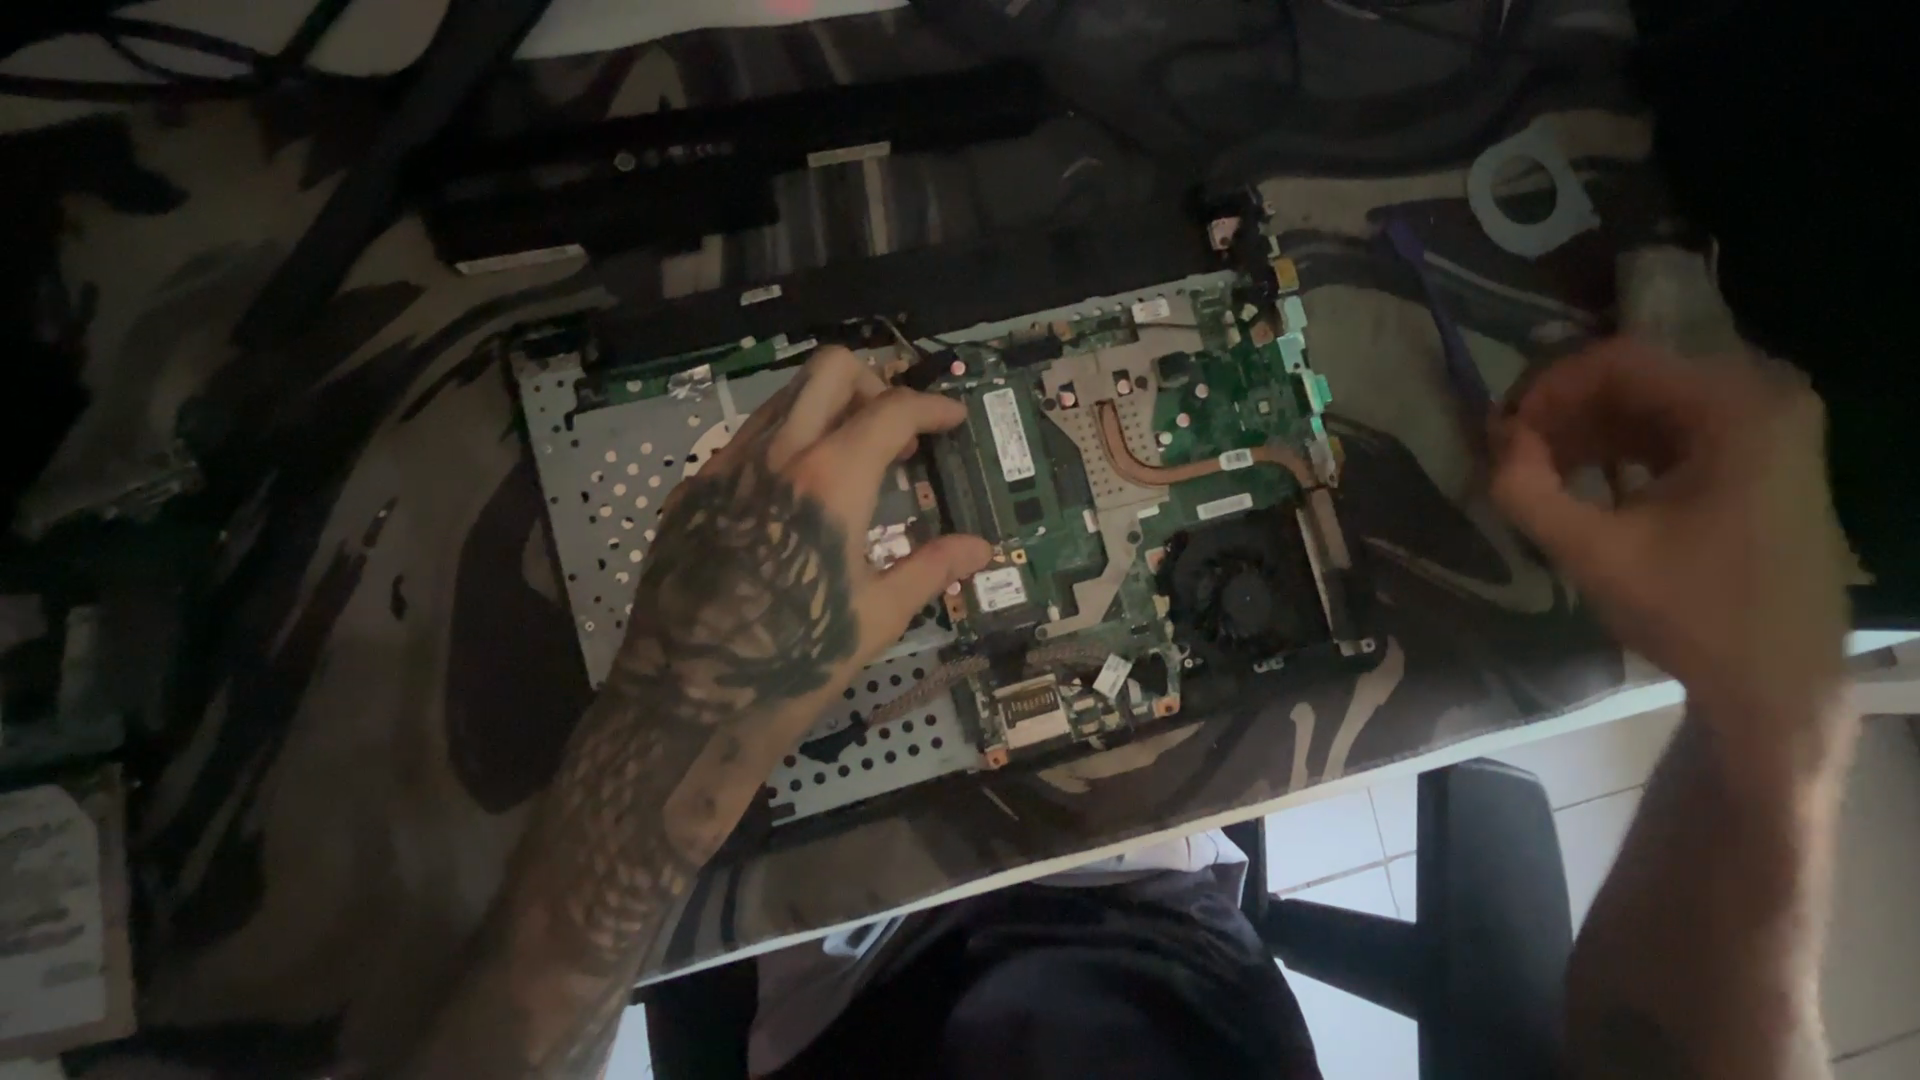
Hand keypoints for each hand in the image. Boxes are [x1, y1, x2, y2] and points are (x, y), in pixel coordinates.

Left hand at [623, 346, 991, 766]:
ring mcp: (724, 466)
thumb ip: (932, 568)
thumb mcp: (876, 616)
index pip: (891, 410)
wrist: (687, 701)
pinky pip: (748, 439)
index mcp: (828, 479)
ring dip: (828, 410)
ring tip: (854, 461)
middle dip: (874, 384)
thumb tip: (982, 547)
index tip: (952, 420)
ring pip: (784, 398)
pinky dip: (788, 442)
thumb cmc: (794, 660)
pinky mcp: (693, 491)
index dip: (932, 407)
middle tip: (897, 430)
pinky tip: (799, 496)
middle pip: (830, 370)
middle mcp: (774, 453)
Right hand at [1490, 338, 1851, 770]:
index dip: (1545, 389)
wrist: (1778, 679)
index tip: (1501, 433)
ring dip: (1582, 430)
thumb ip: (1525, 489)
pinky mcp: (1758, 457)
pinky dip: (1614, 448)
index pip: (1617, 360)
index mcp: (1737, 410)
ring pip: (1646, 402)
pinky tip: (1580, 484)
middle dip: (1560, 411)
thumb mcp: (1589, 552)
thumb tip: (1494, 437)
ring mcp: (1767, 428)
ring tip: (1536, 473)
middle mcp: (1762, 400)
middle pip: (1633, 377)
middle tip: (1511, 455)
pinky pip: (1669, 429)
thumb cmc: (1690, 611)